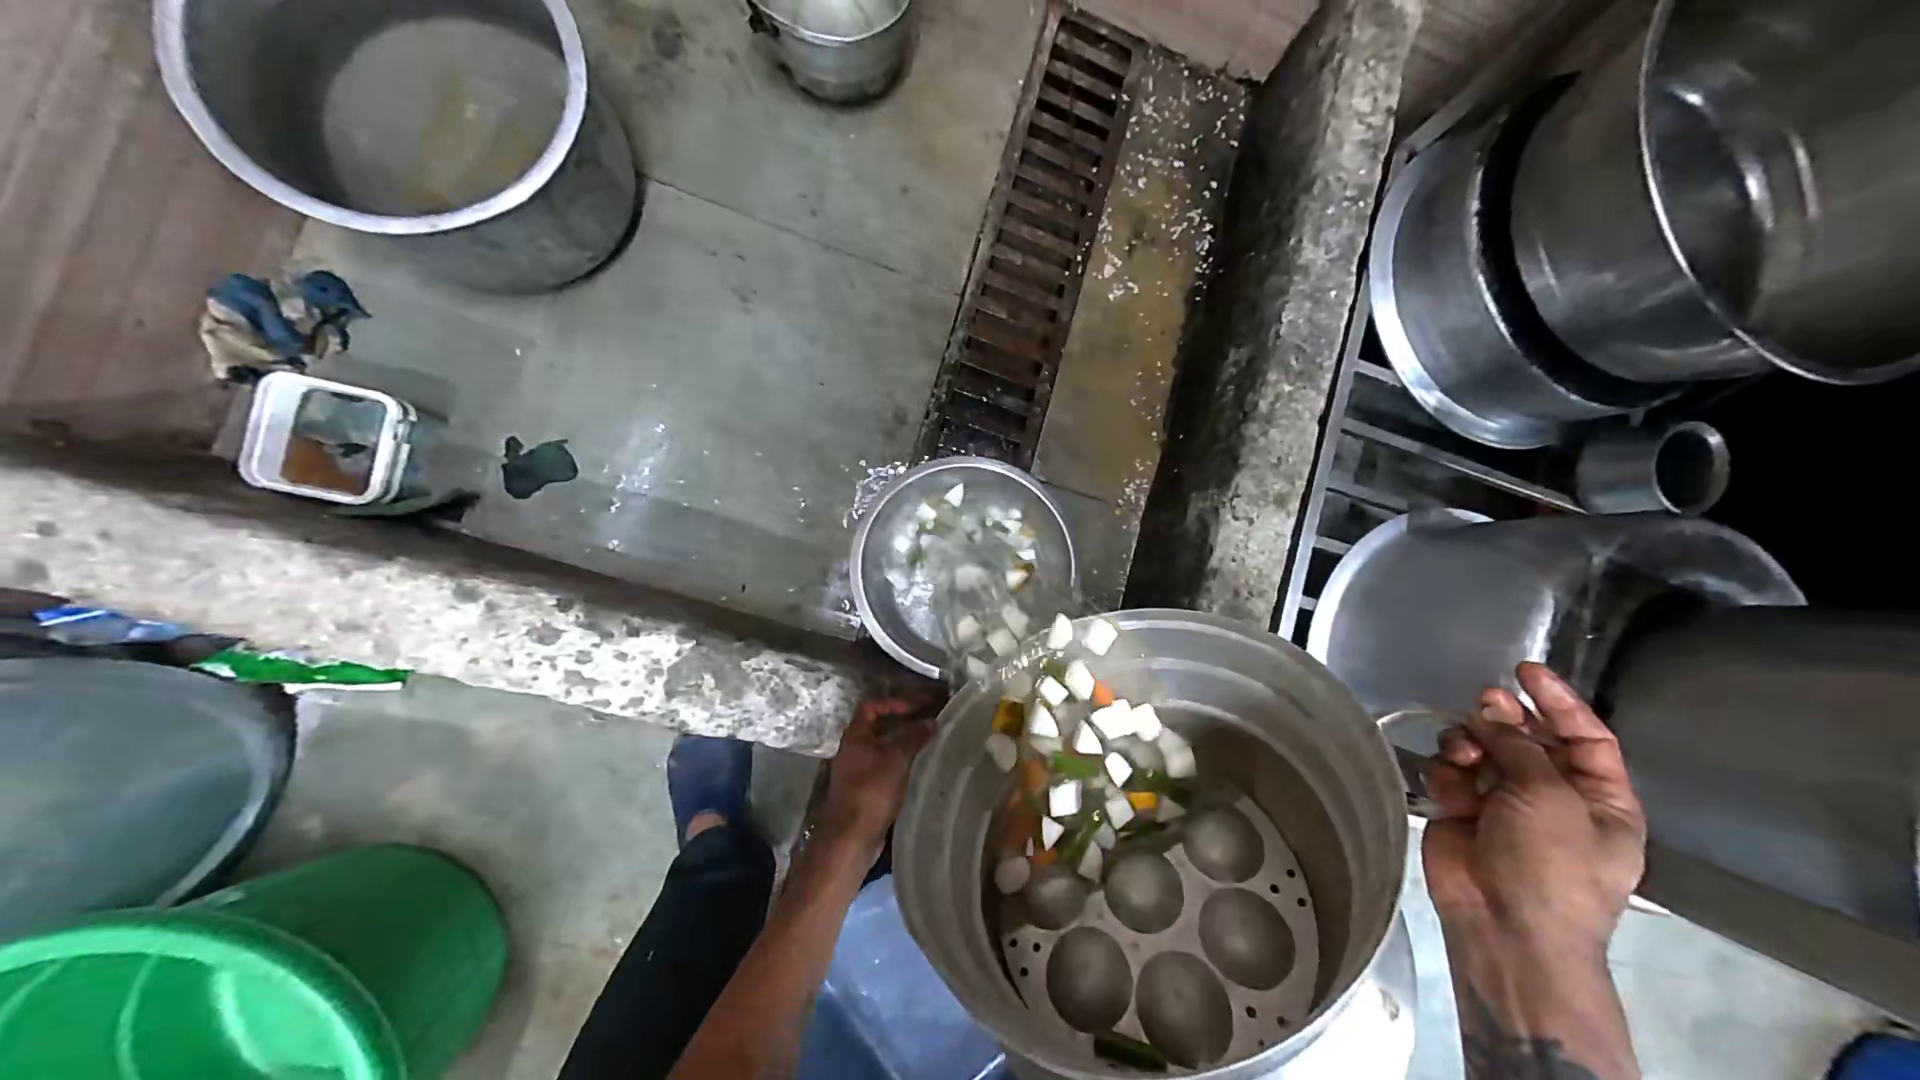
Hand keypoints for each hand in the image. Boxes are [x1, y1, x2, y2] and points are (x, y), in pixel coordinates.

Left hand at [818, 695, 938, 854]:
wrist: (851, 837)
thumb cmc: (871, 791)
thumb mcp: (896, 759)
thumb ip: (913, 737)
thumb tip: (931, 721)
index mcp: (855, 737)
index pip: (870, 707)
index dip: (892, 703)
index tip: (915, 708)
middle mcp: (853, 751)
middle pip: (878, 728)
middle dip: (902, 724)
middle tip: (927, 724)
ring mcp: (858, 772)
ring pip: (883, 750)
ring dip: (903, 746)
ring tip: (928, 744)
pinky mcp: (865, 791)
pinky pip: (885, 769)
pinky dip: (900, 765)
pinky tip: (919, 769)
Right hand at [1423, 662, 1646, 955]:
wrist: (1504, 922)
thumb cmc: (1550, 863)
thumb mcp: (1551, 797)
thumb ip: (1520, 746)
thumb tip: (1489, 711)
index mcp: (1598, 797)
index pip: (1584, 735)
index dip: (1557, 700)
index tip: (1524, 670)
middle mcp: (1550, 794)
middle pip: (1524, 737)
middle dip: (1502, 719)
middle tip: (1483, 703)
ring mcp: (1502, 802)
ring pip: (1479, 749)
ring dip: (1469, 746)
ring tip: (1464, 760)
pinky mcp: (1461, 809)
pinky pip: (1450, 772)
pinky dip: (1447, 774)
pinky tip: (1450, 788)